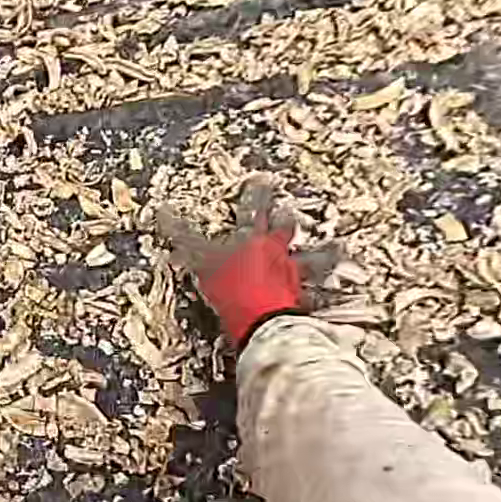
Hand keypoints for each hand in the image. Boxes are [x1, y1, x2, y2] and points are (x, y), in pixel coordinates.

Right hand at [158, 176, 308, 347]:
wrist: (263, 321)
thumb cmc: (233, 288)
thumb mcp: (200, 260)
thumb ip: (183, 236)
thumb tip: (163, 210)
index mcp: (253, 241)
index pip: (252, 211)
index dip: (256, 195)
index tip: (261, 180)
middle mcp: (277, 253)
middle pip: (283, 231)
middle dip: (284, 222)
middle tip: (288, 213)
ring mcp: (290, 275)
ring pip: (310, 258)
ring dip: (322, 253)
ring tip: (337, 248)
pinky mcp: (297, 298)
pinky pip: (307, 290)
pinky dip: (313, 289)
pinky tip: (318, 291)